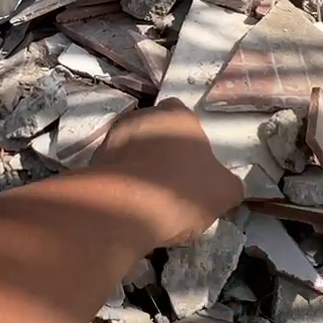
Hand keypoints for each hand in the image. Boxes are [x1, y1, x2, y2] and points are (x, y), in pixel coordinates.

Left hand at [88, 99, 244, 246]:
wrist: (125, 207)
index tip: (192, 164)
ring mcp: (115, 135)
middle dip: (160, 150)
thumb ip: (227, 183)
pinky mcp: (95, 159)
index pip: (182, 115)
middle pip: (154, 129)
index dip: (187, 138)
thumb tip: (226, 185)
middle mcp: (144, 116)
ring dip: (138, 165)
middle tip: (170, 181)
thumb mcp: (224, 192)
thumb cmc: (181, 190)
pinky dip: (120, 181)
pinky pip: (113, 167)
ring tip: (148, 197)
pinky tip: (129, 203)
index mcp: (178, 116)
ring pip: (131, 147)